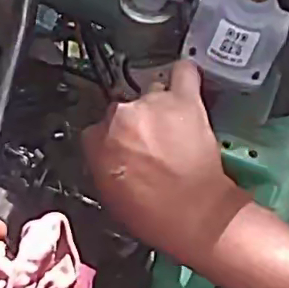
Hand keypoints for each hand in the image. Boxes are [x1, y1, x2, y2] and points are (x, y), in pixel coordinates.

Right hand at [81, 59, 251, 269]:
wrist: (194, 215)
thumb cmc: (154, 214)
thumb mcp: (109, 197)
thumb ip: (102, 165)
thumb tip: (106, 157)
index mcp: (97, 143)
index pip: (94, 130)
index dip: (108, 141)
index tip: (119, 149)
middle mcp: (121, 117)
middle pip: (120, 110)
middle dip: (131, 126)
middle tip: (146, 146)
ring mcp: (153, 104)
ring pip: (148, 93)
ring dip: (156, 108)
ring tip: (168, 129)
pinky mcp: (185, 100)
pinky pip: (183, 73)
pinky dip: (182, 78)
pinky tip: (182, 87)